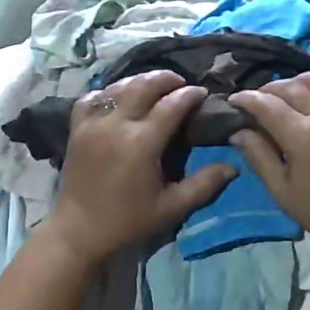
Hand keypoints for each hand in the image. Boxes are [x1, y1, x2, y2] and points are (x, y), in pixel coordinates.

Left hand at [41, 71, 234, 260]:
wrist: (79, 230)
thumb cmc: (128, 220)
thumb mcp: (171, 207)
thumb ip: (203, 185)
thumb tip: (232, 168)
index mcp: (142, 143)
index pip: (171, 104)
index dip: (190, 94)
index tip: (202, 93)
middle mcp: (116, 125)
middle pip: (144, 84)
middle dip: (166, 79)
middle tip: (181, 84)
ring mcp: (93, 124)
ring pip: (119, 86)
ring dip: (140, 81)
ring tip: (155, 87)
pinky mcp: (77, 128)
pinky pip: (92, 97)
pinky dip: (109, 92)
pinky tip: (120, 98)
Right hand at [230, 72, 309, 259]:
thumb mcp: (281, 190)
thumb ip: (259, 156)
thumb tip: (238, 132)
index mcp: (303, 135)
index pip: (267, 104)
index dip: (246, 99)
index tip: (233, 102)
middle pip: (292, 87)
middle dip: (268, 90)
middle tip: (256, 103)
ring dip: (300, 81)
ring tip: (288, 95)